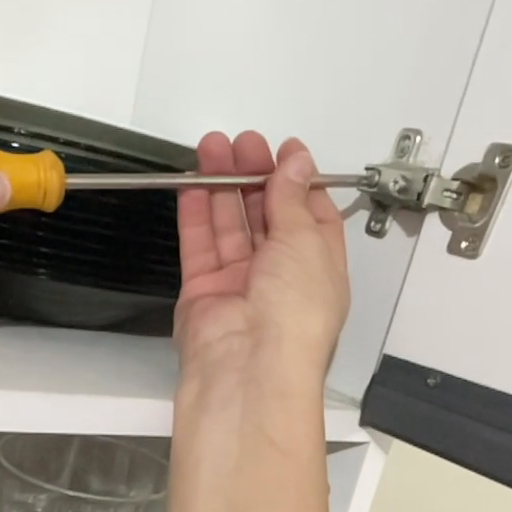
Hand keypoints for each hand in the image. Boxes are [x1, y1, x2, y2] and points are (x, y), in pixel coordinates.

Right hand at [173, 131, 349, 378]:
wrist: (249, 367)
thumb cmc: (294, 318)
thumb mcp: (306, 241)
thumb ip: (293, 198)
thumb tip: (296, 163)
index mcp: (319, 270)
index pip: (310, 217)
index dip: (298, 182)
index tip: (286, 151)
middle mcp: (279, 279)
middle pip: (266, 217)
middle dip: (255, 177)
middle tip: (243, 144)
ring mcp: (239, 286)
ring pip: (229, 227)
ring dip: (222, 187)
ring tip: (213, 149)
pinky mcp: (203, 292)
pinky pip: (198, 246)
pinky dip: (195, 213)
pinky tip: (192, 184)